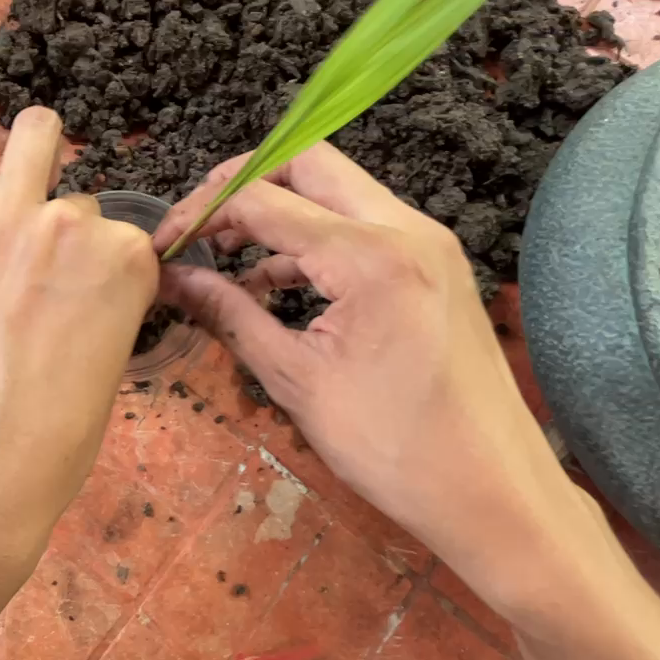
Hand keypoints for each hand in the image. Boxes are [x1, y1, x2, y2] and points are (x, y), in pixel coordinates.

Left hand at [0, 86, 159, 602]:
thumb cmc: (51, 443)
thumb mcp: (106, 371)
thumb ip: (103, 312)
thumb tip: (85, 296)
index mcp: (130, 263)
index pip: (129, 244)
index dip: (111, 273)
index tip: (93, 299)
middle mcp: (75, 225)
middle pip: (80, 206)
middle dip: (69, 233)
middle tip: (45, 274)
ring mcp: (7, 219)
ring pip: (34, 141)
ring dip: (37, 142)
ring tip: (33, 142)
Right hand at [153, 143, 597, 614]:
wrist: (496, 495)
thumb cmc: (392, 447)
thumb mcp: (295, 380)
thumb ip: (230, 315)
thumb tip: (174, 279)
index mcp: (370, 257)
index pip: (263, 201)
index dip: (201, 213)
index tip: (163, 243)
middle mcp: (405, 228)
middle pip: (307, 164)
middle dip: (242, 183)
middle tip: (196, 224)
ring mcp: (427, 243)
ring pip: (335, 189)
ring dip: (277, 208)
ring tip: (224, 252)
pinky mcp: (433, 264)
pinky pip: (359, 225)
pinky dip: (310, 238)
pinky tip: (271, 280)